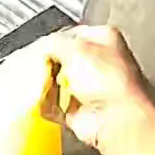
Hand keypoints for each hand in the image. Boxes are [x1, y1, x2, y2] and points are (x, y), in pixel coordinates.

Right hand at [32, 25, 154, 151]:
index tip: (39, 49)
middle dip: (48, 66)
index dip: (52, 42)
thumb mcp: (76, 48)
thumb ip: (54, 42)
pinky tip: (48, 103)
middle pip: (60, 61)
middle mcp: (96, 64)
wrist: (115, 118)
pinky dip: (47, 105)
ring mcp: (87, 88)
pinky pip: (53, 106)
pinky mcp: (77, 110)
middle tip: (42, 69)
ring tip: (46, 87)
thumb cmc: (109, 80)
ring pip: (54, 83)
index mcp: (103, 40)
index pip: (70, 36)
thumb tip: (41, 47)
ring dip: (47, 86)